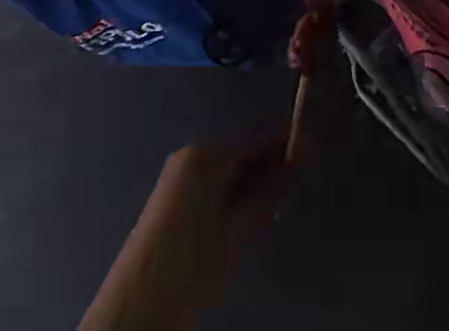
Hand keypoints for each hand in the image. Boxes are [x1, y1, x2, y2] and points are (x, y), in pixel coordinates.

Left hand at [79, 138, 290, 330]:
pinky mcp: (171, 199)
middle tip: (298, 183)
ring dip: (252, 185)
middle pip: (240, 154)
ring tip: (278, 204)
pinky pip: (212, 185)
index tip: (310, 148)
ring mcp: (177, 177)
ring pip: (227, 172)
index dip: (284, 144)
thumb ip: (272, 190)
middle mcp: (190, 156)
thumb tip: (301, 156)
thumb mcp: (240, 229)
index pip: (255, 141)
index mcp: (206, 156)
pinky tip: (249, 217)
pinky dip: (233, 196)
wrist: (137, 307)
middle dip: (269, 167)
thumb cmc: (194, 264)